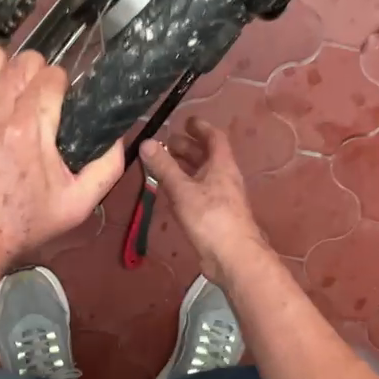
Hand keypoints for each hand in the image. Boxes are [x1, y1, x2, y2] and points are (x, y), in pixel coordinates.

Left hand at [0, 48, 124, 282]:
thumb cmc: (19, 224)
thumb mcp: (76, 205)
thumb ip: (106, 167)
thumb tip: (118, 135)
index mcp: (28, 128)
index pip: (52, 74)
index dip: (62, 86)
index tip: (60, 104)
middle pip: (24, 60)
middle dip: (38, 76)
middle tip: (38, 100)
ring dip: (5, 71)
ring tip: (8, 94)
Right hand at [140, 118, 273, 282]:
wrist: (232, 257)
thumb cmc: (210, 217)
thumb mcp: (182, 189)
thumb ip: (164, 167)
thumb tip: (146, 141)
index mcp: (222, 165)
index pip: (214, 138)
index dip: (201, 127)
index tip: (185, 121)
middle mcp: (224, 178)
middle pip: (207, 156)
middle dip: (188, 148)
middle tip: (166, 143)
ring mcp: (222, 198)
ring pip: (203, 175)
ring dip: (185, 167)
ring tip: (163, 164)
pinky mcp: (215, 216)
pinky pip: (199, 192)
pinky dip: (185, 186)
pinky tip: (171, 192)